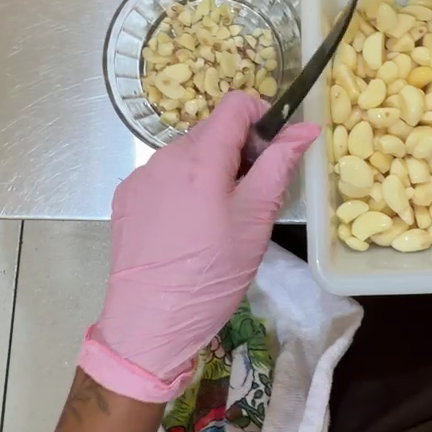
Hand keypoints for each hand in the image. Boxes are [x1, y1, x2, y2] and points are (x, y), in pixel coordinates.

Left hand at [78, 92, 319, 401]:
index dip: (262, 116)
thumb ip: (279, 165)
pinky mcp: (126, 199)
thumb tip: (305, 127)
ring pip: (187, 154)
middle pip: (211, 130)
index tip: (273, 151)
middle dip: (238, 149)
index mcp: (199, 157)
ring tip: (219, 217)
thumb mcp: (256, 220)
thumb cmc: (212, 274)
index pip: (235, 104)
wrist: (149, 326)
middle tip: (251, 195)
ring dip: (210, 169)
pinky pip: (164, 176)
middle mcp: (163, 157)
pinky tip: (188, 227)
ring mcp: (140, 177)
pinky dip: (183, 187)